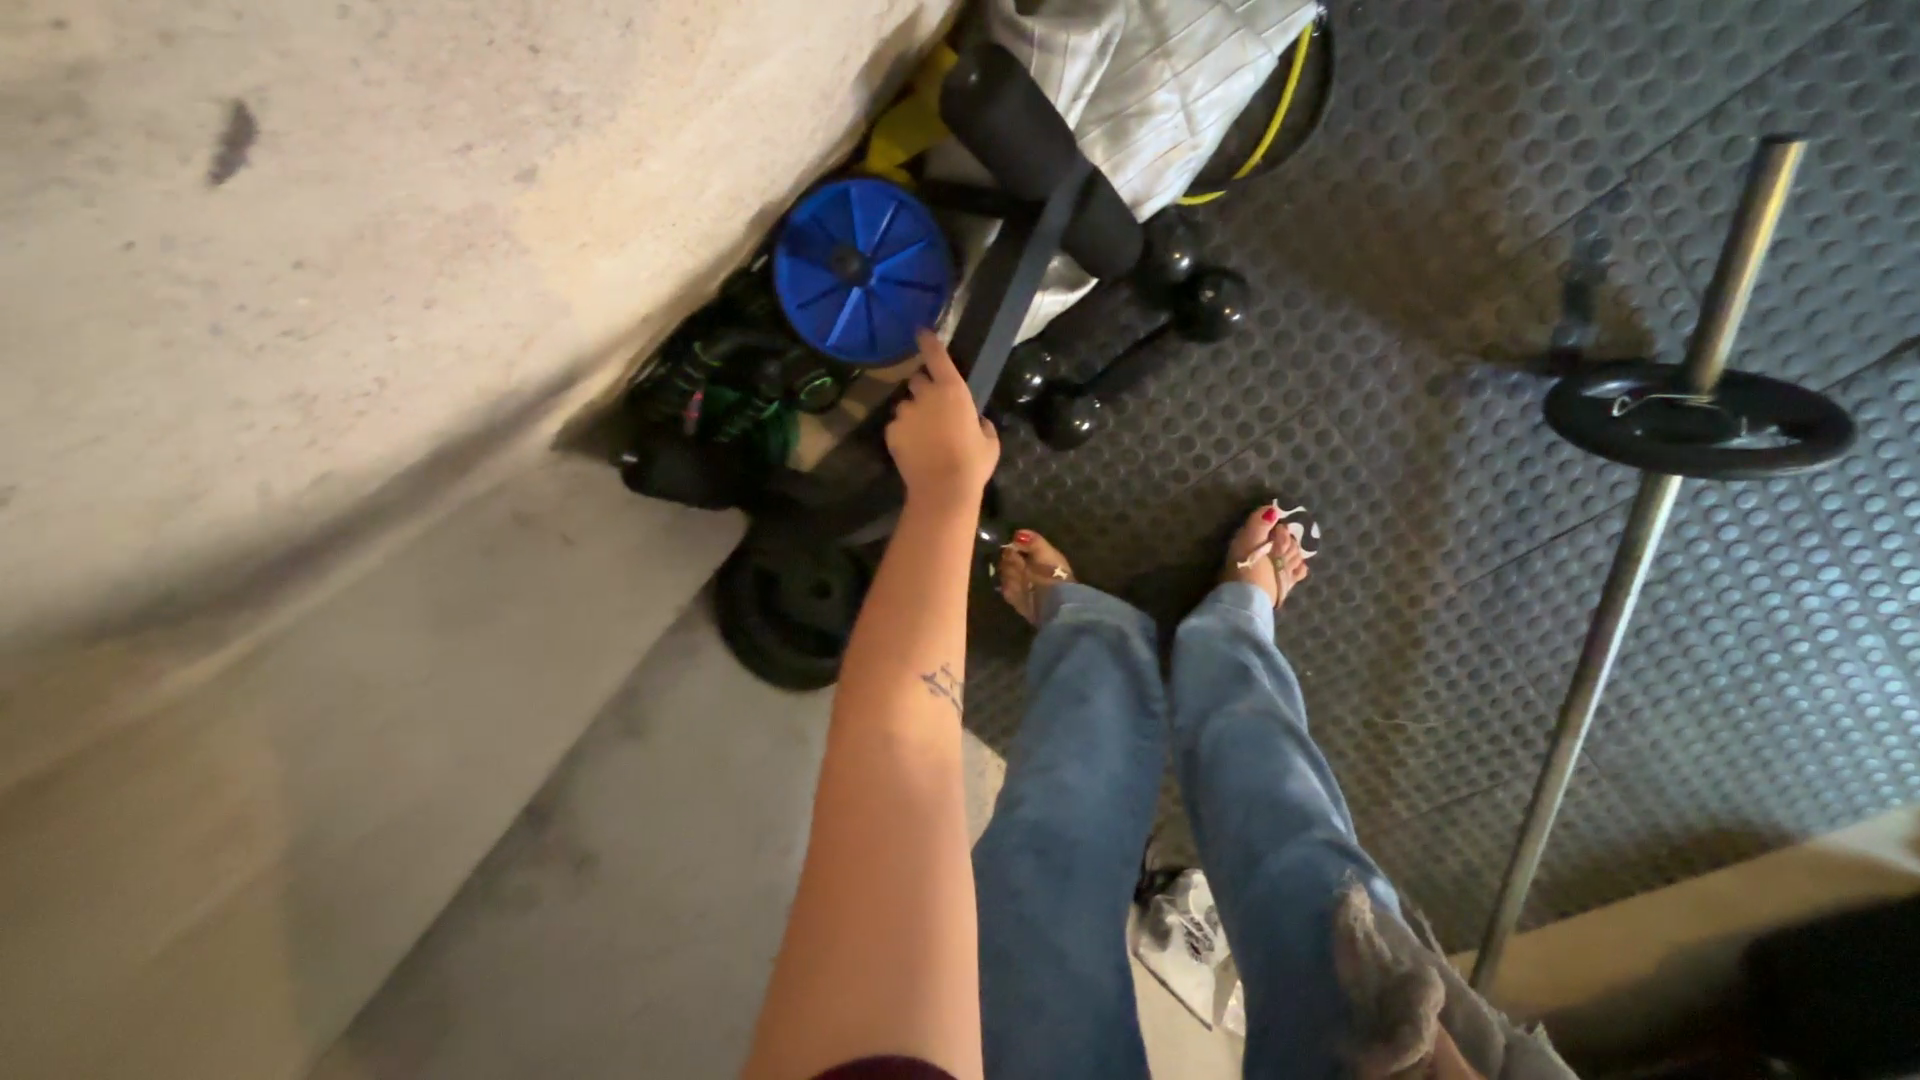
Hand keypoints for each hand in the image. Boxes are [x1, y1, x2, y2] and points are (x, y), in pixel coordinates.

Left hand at [886, 330, 999, 506]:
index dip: (928, 341)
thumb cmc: (973, 463)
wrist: (943, 489)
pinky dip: (904, 433)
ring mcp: (905, 413)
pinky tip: (915, 449)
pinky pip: (897, 426)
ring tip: (924, 435)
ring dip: (913, 413)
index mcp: (952, 390)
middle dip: (923, 388)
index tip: (921, 332)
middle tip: (932, 408)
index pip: (936, 356)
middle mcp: (925, 395)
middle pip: (917, 379)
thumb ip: (982, 424)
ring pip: (906, 405)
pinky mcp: (891, 432)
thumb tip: (976, 420)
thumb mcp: (990, 441)